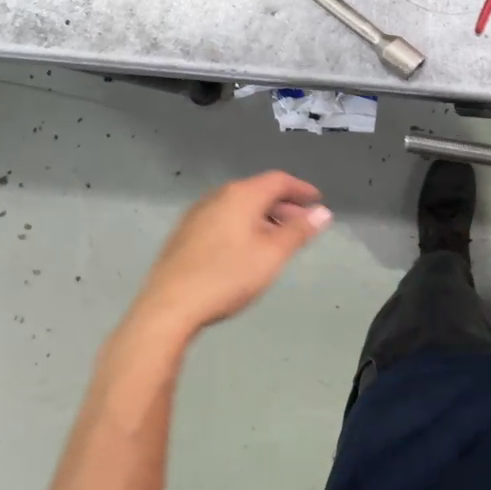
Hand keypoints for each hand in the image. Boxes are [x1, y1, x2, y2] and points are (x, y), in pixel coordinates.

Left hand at [125, 171, 332, 340]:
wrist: (167, 308)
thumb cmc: (227, 276)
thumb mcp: (272, 255)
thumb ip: (299, 231)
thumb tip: (323, 212)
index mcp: (242, 195)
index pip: (279, 180)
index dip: (301, 189)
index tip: (317, 202)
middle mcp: (218, 196)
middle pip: (258, 192)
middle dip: (283, 206)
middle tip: (302, 225)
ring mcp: (197, 214)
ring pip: (239, 207)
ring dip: (262, 218)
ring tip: (276, 241)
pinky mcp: (184, 235)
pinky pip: (223, 220)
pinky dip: (242, 227)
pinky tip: (244, 250)